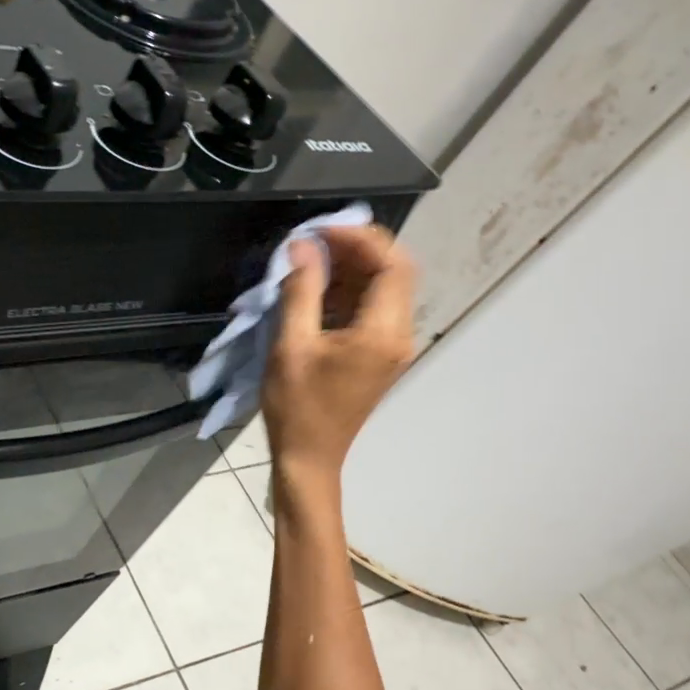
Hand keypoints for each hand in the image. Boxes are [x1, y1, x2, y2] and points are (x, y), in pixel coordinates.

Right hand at [261, 225, 417, 484]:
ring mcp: (390, 346)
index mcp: (383, 332)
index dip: (360, 238)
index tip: (320, 231)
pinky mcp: (377, 355)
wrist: (308, 458)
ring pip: (382, 289)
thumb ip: (300, 291)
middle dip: (355, 249)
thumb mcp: (291, 346)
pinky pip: (370, 309)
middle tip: (313, 240)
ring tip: (308, 261)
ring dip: (350, 269)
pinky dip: (346, 291)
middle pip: (392, 272)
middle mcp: (398, 335)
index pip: (391, 264)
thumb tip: (303, 246)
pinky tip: (314, 289)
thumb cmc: (297, 407)